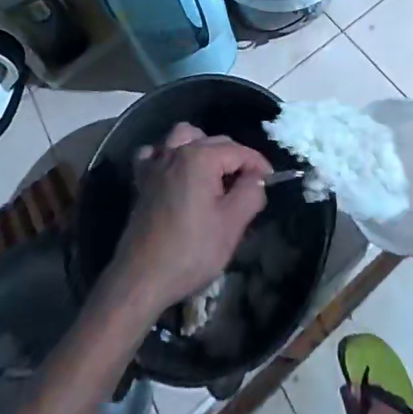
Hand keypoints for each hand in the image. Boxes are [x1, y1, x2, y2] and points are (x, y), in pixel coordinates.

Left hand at [112, 122, 272, 310]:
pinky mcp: (142, 179)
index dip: (259, 165)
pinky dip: (168, 156)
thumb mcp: (231, 225)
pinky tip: (177, 174)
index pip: (239, 150)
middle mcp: (176, 151)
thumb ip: (250, 194)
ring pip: (183, 136)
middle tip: (248, 187)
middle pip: (214, 141)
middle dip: (235, 159)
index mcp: (200, 158)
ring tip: (214, 174)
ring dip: (202, 147)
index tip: (270, 182)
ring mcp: (156, 163)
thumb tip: (257, 178)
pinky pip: (156, 153)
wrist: (142, 277)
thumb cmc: (191, 251)